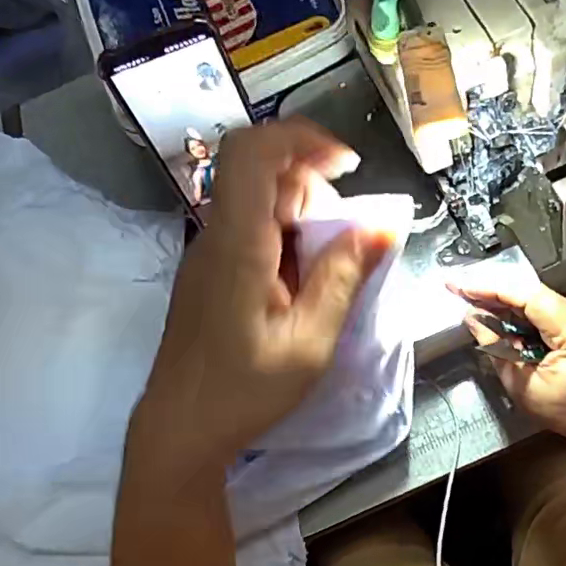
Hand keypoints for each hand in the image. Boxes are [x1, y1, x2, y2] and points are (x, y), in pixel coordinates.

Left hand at [131, 120, 394, 478]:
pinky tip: (303, 281)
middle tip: (345, 236)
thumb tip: (384, 225)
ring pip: (258, 200)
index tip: (348, 164)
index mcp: (238, 244)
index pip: (253, 152)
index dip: (302, 137)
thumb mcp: (311, 339)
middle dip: (314, 185)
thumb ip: (345, 276)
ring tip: (329, 265)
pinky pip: (252, 230)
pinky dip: (287, 237)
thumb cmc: (246, 390)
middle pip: (260, 172)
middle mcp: (217, 236)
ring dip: (303, 214)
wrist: (181, 428)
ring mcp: (209, 253)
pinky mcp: (211, 271)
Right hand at [452, 278, 565, 454]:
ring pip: (536, 298)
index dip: (491, 289)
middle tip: (460, 293)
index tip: (462, 287)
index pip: (528, 296)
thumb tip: (475, 320)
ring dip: (505, 304)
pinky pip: (545, 308)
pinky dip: (520, 313)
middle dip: (494, 294)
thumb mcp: (525, 388)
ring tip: (475, 308)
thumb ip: (498, 350)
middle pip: (531, 292)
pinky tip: (500, 320)